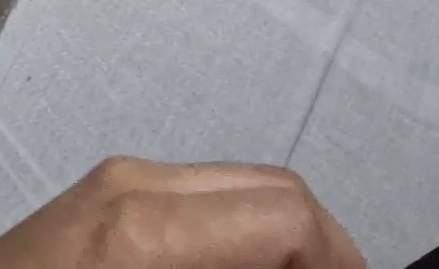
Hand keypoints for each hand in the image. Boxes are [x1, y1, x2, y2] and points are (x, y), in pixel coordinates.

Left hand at [0, 157, 366, 268]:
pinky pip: (191, 198)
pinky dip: (229, 235)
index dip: (342, 258)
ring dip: (271, 243)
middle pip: (269, 187)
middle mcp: (133, 184)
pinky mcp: (96, 194)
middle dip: (315, 250)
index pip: (287, 209)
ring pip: (232, 190)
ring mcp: (110, 180)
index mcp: (149, 230)